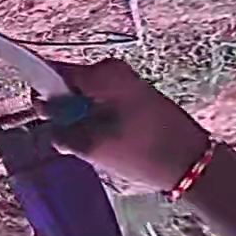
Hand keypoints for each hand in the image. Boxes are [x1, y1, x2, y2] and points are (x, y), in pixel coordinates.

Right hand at [50, 58, 211, 191]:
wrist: (193, 165)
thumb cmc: (140, 151)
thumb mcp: (89, 144)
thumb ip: (58, 127)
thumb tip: (47, 116)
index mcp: (101, 74)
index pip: (51, 72)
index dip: (41, 95)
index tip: (46, 119)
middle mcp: (111, 70)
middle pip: (66, 83)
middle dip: (62, 108)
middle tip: (71, 134)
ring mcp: (125, 80)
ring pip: (81, 94)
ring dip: (78, 115)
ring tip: (91, 139)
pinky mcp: (133, 94)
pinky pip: (97, 99)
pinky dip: (93, 116)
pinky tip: (105, 137)